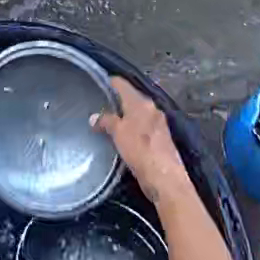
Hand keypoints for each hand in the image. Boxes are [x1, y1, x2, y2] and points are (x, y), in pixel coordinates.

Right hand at [93, 76, 190, 205]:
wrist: (165, 177)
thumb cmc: (139, 150)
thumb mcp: (118, 133)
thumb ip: (106, 121)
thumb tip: (94, 117)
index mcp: (141, 102)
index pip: (122, 84)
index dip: (109, 81)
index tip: (98, 82)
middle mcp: (152, 107)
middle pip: (131, 97)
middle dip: (116, 100)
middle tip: (100, 104)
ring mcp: (158, 122)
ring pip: (137, 112)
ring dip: (125, 114)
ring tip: (108, 120)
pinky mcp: (161, 137)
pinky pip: (143, 125)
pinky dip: (133, 126)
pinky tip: (124, 135)